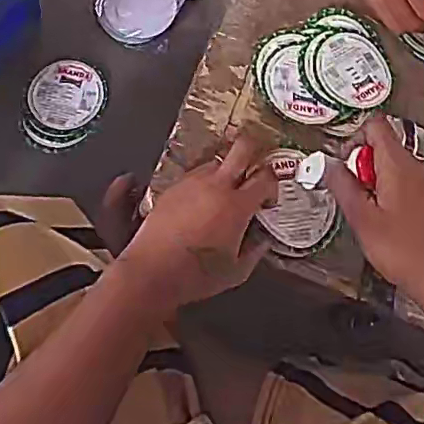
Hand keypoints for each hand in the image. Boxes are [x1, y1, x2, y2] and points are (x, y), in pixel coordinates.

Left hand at [117, 136, 278, 309]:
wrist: (151, 272)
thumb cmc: (196, 276)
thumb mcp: (236, 272)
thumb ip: (255, 251)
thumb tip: (263, 239)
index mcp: (237, 205)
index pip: (266, 176)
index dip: (272, 182)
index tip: (268, 197)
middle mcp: (217, 186)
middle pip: (242, 147)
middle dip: (254, 150)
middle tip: (254, 168)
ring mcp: (193, 182)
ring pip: (217, 161)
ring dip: (225, 171)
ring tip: (223, 193)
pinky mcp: (174, 186)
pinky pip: (196, 174)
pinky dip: (204, 183)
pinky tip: (200, 203)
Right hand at [323, 116, 423, 320]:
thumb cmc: (408, 256)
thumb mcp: (363, 222)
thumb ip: (343, 187)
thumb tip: (329, 165)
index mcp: (401, 167)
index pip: (377, 126)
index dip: (357, 139)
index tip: (350, 163)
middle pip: (391, 152)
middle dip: (372, 171)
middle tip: (365, 203)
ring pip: (408, 173)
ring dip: (391, 188)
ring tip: (386, 223)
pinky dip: (412, 202)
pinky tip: (408, 231)